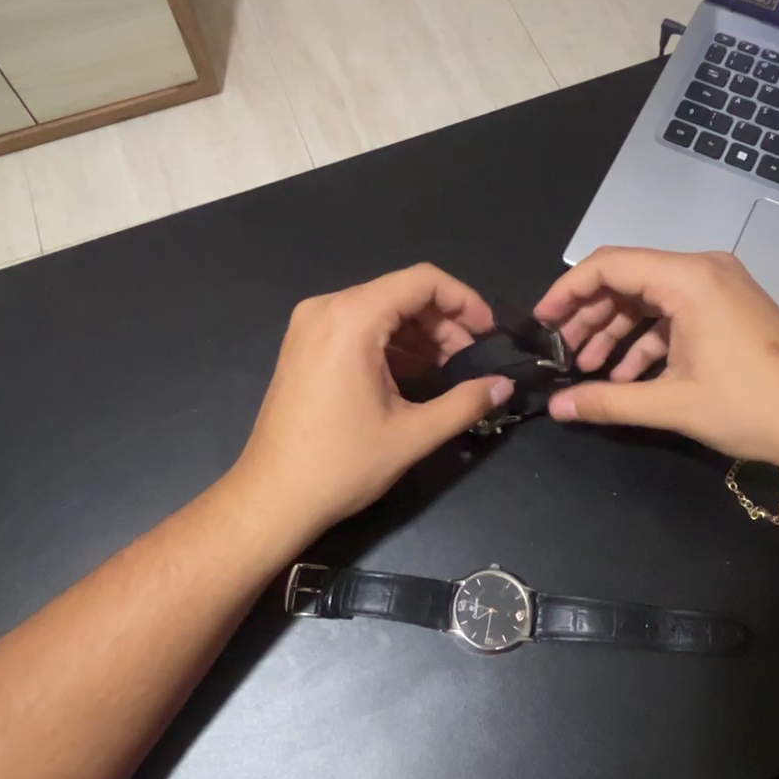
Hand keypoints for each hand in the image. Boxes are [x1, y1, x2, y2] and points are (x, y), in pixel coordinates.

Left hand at [231, 264, 513, 535]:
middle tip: (473, 360)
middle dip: (444, 323)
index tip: (490, 332)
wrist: (272, 497)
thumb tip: (505, 386)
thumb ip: (465, 403)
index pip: (422, 281)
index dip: (464, 300)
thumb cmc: (341, 464)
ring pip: (380, 311)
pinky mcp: (303, 347)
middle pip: (400, 294)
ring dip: (419, 336)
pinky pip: (357, 329)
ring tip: (450, 372)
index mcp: (351, 318)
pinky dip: (391, 345)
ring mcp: (309, 327)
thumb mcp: (412, 434)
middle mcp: (326, 309)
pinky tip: (415, 377)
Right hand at [534, 247, 778, 471]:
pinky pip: (673, 315)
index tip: (541, 322)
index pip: (609, 265)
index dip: (567, 291)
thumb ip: (605, 402)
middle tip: (561, 353)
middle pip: (626, 280)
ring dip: (615, 333)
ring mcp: (720, 289)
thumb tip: (555, 407)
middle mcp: (703, 271)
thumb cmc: (750, 406)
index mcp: (688, 279)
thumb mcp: (670, 404)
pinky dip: (645, 341)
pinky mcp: (729, 310)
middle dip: (589, 317)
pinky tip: (625, 378)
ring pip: (648, 299)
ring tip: (588, 372)